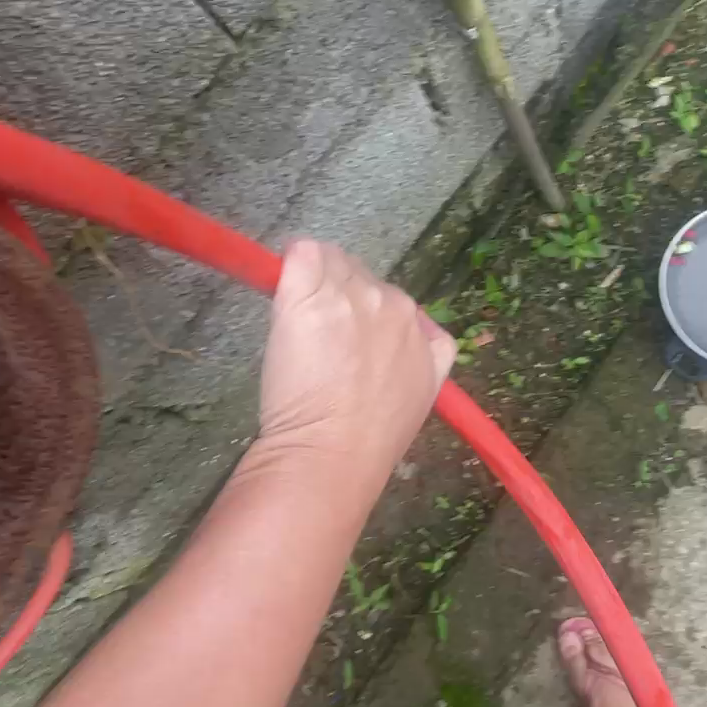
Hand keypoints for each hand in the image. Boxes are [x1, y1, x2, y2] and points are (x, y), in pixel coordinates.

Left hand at [256, 240, 455, 477]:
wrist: (331, 453)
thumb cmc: (371, 439)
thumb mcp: (420, 394)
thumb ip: (424, 355)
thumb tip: (408, 333)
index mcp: (417, 325)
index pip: (387, 295)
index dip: (362, 311)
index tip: (345, 337)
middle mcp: (388, 302)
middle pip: (357, 274)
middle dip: (338, 293)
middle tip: (319, 337)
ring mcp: (347, 295)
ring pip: (329, 260)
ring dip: (313, 279)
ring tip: (300, 322)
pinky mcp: (306, 293)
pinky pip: (301, 253)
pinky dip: (290, 262)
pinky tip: (282, 282)